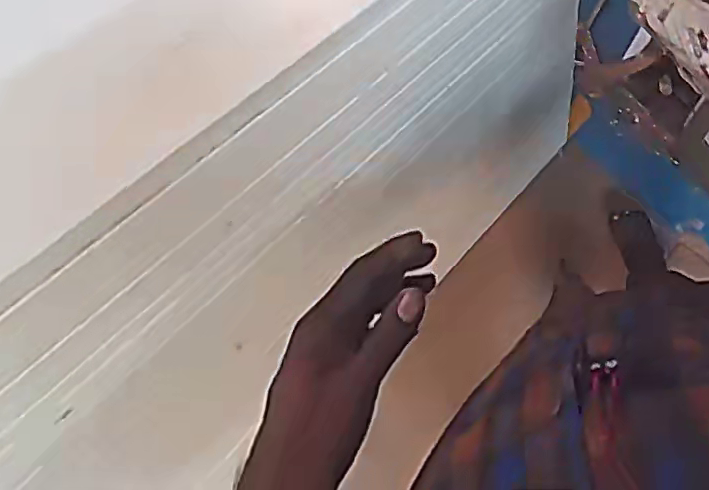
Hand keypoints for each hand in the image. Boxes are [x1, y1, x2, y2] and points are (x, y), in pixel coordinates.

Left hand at [239, 232, 436, 489]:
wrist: (284, 480)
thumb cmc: (315, 436)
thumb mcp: (361, 381)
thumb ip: (388, 335)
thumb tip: (412, 296)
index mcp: (323, 323)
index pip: (362, 274)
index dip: (394, 254)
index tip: (420, 242)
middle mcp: (318, 328)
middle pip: (361, 283)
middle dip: (395, 264)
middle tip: (425, 251)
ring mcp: (319, 346)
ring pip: (360, 303)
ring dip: (391, 288)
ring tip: (421, 279)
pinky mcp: (323, 365)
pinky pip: (357, 323)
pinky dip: (381, 313)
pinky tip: (398, 320)